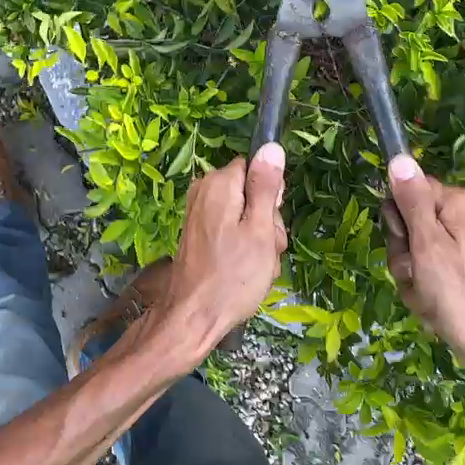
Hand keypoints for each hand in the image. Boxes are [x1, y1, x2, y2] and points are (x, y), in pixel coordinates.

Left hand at [158, 143, 288, 359]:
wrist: (192, 317)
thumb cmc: (232, 276)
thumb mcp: (259, 230)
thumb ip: (266, 187)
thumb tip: (272, 147)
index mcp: (219, 183)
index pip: (257, 169)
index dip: (271, 197)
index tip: (269, 224)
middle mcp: (205, 191)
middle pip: (252, 194)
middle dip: (266, 223)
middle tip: (264, 252)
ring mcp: (199, 213)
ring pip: (245, 216)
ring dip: (258, 241)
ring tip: (255, 267)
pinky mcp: (199, 233)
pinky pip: (231, 231)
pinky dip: (243, 250)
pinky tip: (245, 272)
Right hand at [384, 153, 464, 387]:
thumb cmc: (458, 295)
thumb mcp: (427, 245)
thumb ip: (412, 201)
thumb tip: (400, 157)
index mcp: (459, 202)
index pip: (407, 192)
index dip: (399, 221)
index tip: (409, 247)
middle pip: (409, 220)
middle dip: (404, 252)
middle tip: (417, 275)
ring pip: (415, 248)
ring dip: (411, 275)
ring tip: (427, 295)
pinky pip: (429, 268)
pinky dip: (424, 287)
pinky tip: (433, 305)